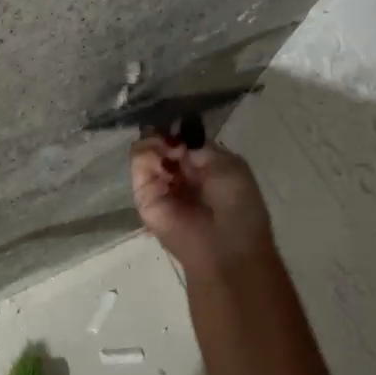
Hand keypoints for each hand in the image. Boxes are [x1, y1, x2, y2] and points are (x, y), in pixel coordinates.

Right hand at [130, 133, 273, 277]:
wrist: (227, 247)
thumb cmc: (238, 206)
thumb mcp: (230, 166)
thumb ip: (201, 146)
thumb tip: (175, 133)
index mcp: (201, 167)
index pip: (181, 138)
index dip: (179, 129)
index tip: (181, 127)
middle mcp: (178, 173)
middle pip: (161, 141)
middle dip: (165, 133)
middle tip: (175, 141)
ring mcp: (159, 184)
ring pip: (145, 149)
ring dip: (156, 142)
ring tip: (170, 152)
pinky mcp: (143, 196)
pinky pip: (138, 166)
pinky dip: (145, 155)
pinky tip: (162, 161)